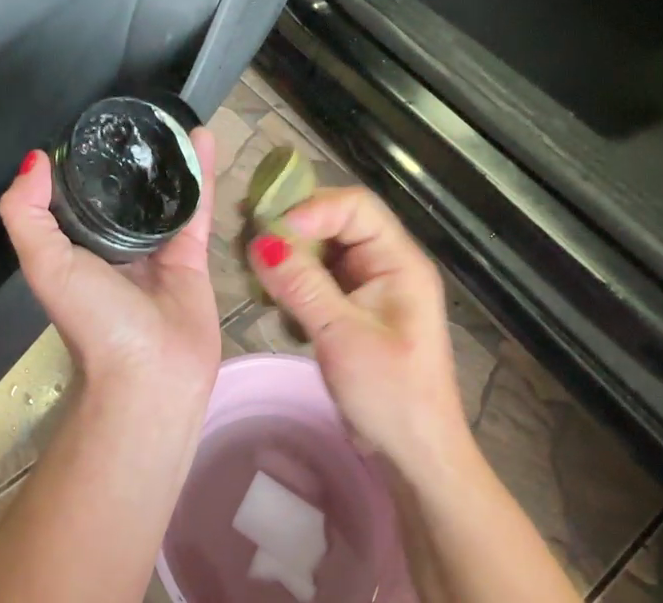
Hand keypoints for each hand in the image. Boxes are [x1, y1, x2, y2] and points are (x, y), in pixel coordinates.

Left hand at [0, 130, 220, 403]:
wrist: (151, 377)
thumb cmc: (94, 321)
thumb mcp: (44, 264)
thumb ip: (26, 213)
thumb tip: (34, 160)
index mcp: (74, 247)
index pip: (73, 195)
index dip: (77, 161)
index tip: (86, 124)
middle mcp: (112, 246)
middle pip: (120, 191)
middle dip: (125, 157)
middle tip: (134, 116)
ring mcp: (155, 250)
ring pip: (160, 193)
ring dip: (166, 158)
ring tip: (169, 118)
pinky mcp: (193, 256)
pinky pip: (196, 205)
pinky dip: (201, 172)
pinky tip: (202, 137)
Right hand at [246, 187, 472, 482]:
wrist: (415, 456)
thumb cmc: (390, 395)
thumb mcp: (340, 336)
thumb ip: (300, 284)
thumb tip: (258, 241)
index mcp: (398, 262)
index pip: (355, 206)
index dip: (311, 208)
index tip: (270, 231)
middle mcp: (384, 264)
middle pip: (334, 221)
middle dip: (291, 226)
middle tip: (247, 235)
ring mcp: (367, 286)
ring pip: (321, 248)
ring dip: (286, 253)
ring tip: (250, 262)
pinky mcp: (351, 308)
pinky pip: (316, 275)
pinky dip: (290, 278)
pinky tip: (267, 292)